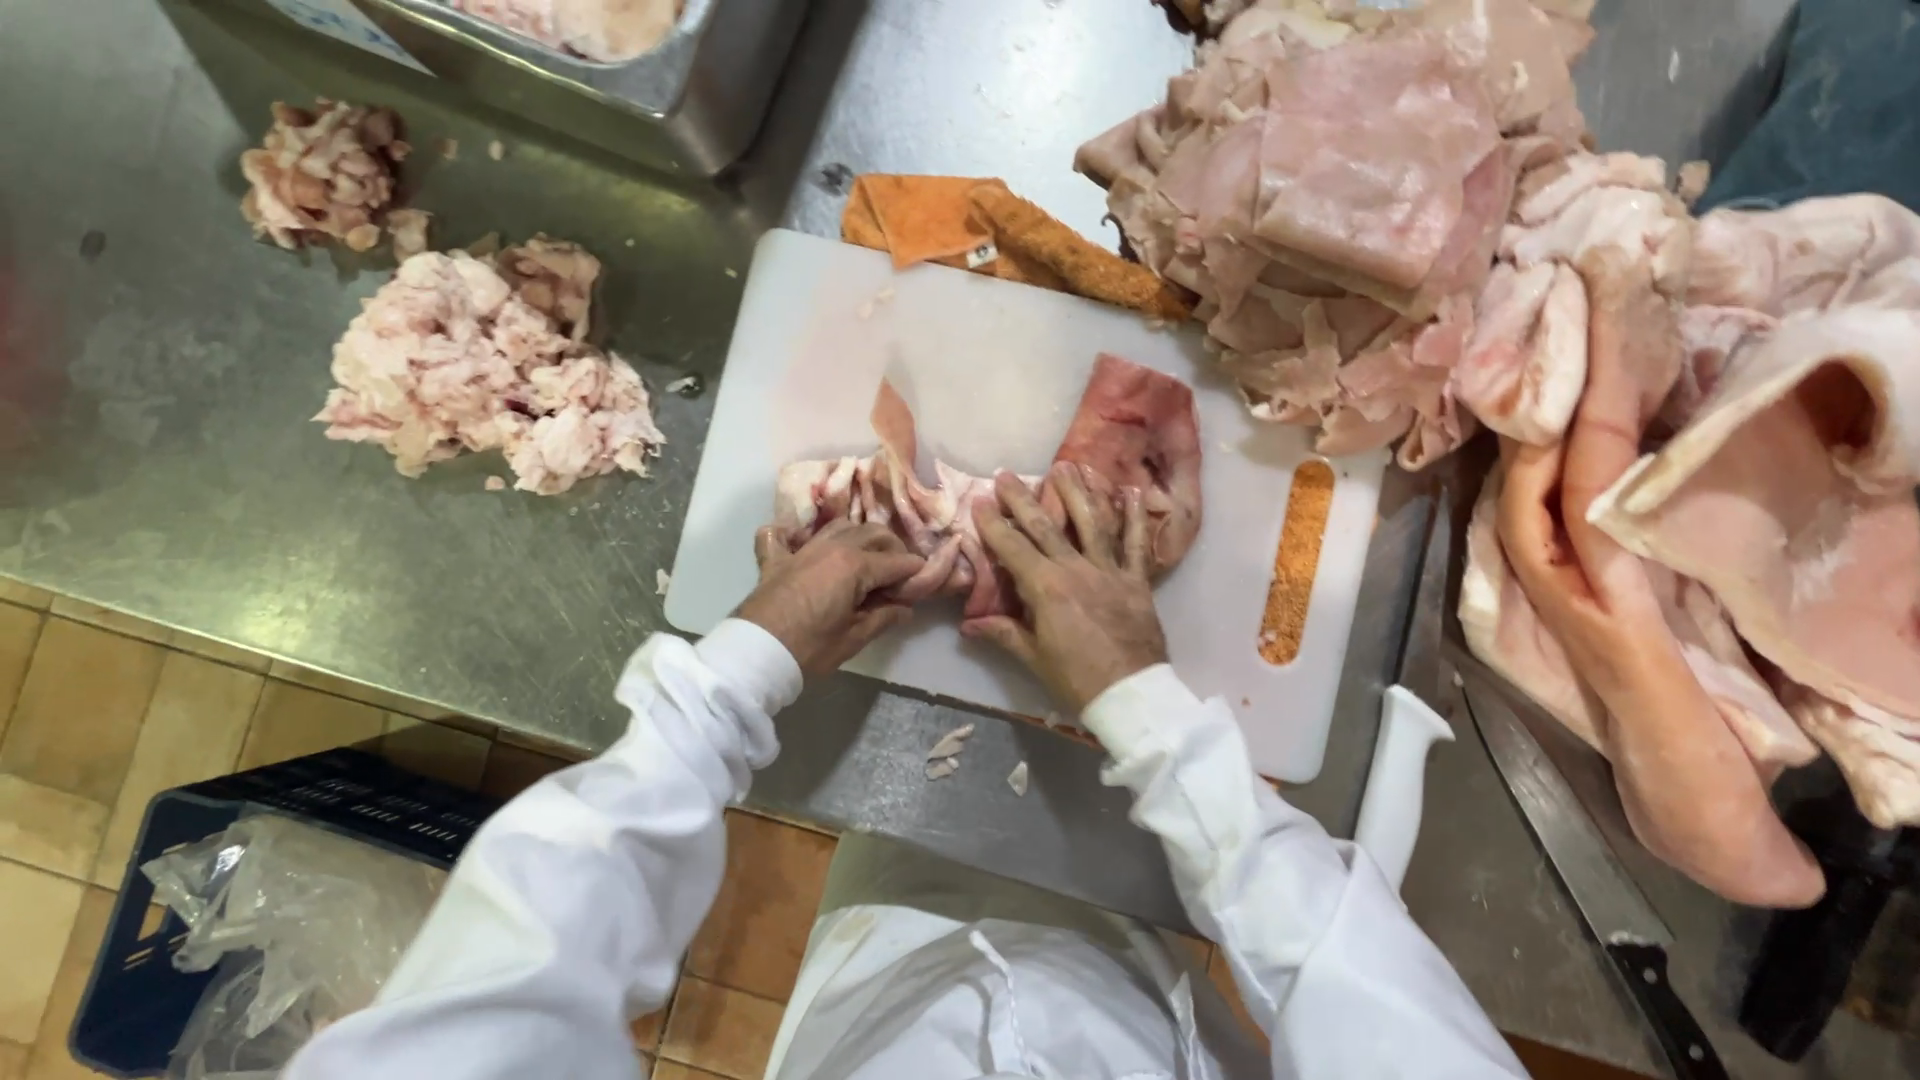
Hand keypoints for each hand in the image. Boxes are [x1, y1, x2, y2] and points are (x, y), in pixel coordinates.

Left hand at [737, 520, 926, 675]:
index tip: (923, 585)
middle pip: (873, 534)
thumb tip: (905, 608)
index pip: (898, 562)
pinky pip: (781, 535)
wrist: (754, 655)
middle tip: (898, 576)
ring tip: (864, 560)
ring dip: (857, 537)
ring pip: (839, 527)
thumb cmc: (809, 649)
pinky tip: (800, 545)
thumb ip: (883, 618)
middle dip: (893, 549)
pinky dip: (791, 535)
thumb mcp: (854, 638)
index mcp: (855, 565)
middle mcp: (831, 547)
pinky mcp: (775, 560)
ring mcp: (801, 549)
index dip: (915, 573)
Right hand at [963, 463, 1168, 712]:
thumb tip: (968, 624)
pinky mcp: (1137, 581)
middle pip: (1046, 527)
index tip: (981, 500)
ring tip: (1066, 466)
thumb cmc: (1077, 680)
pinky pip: (1135, 543)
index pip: (1013, 548)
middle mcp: (1076, 569)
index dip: (994, 524)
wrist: (1131, 696)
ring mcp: (1109, 571)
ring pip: (1091, 523)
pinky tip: (1130, 491)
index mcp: (1046, 588)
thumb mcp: (1033, 658)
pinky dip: (1134, 517)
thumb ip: (1003, 633)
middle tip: (1008, 475)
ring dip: (1077, 492)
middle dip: (1023, 499)